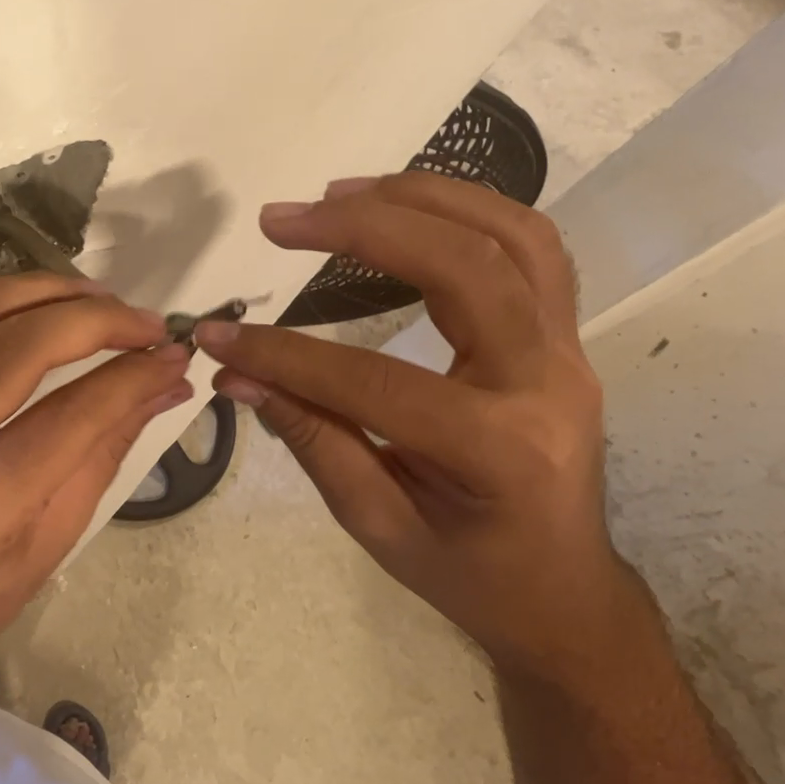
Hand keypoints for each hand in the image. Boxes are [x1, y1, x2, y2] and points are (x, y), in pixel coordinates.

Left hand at [0, 274, 192, 671]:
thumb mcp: (56, 536)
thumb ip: (108, 446)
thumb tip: (167, 379)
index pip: (69, 415)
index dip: (130, 374)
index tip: (173, 353)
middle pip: (16, 349)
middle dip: (92, 320)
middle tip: (143, 321)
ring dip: (43, 292)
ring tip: (98, 297)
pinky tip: (39, 305)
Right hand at [198, 172, 640, 677]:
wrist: (561, 591)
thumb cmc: (466, 571)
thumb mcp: (375, 522)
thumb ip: (311, 438)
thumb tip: (237, 374)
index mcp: (497, 447)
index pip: (371, 378)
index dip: (283, 353)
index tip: (217, 334)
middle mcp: (547, 382)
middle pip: (464, 268)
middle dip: (363, 230)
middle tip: (280, 219)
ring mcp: (567, 351)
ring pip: (512, 237)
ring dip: (422, 198)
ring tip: (339, 192)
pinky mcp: (563, 337)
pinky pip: (529, 249)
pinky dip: (465, 211)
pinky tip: (404, 207)